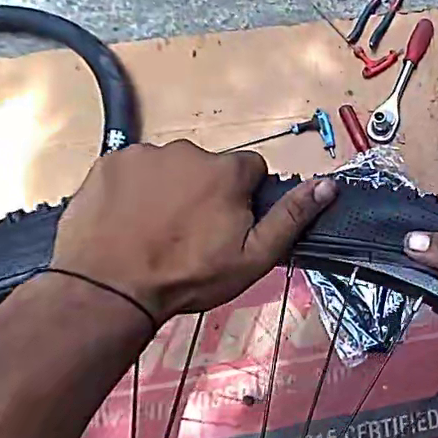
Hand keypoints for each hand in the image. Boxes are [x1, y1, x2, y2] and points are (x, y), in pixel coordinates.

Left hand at [52, 140, 337, 320]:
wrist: (109, 287)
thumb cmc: (187, 277)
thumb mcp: (251, 257)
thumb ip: (291, 217)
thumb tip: (328, 185)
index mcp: (226, 171)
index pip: (249, 170)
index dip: (242, 198)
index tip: (226, 226)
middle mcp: (187, 151)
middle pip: (207, 167)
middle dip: (203, 192)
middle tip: (187, 233)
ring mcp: (144, 154)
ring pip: (168, 167)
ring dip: (167, 189)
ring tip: (153, 229)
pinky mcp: (109, 162)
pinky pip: (132, 169)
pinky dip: (133, 188)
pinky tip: (126, 219)